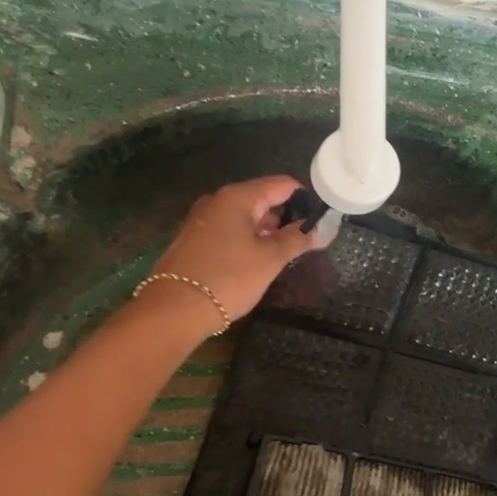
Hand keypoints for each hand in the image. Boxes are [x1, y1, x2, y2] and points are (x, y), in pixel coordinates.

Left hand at [140, 176, 318, 334]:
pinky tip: (257, 261)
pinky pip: (231, 229)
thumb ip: (298, 239)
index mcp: (238, 197)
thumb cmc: (228, 278)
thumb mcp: (270, 259)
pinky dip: (248, 239)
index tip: (322, 220)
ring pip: (246, 216)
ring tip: (286, 254)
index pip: (283, 185)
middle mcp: (218, 200)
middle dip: (287, 217)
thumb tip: (320, 230)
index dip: (305, 199)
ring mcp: (203, 219)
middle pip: (263, 198)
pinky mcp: (195, 238)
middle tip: (307, 241)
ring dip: (268, 231)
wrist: (174, 310)